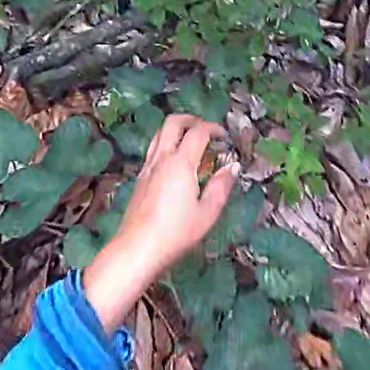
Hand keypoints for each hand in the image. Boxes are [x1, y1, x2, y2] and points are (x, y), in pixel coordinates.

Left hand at [81, 114, 238, 328]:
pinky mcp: (140, 178)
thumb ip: (220, 187)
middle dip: (191, 119)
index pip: (198, 132)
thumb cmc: (176, 233)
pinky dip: (165, 144)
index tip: (224, 136)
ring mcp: (148, 167)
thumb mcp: (207, 214)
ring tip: (189, 140)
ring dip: (175, 129)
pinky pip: (153, 149)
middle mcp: (162, 158)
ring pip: (159, 133)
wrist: (137, 249)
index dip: (213, 128)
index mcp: (181, 162)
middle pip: (173, 123)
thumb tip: (232, 166)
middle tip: (205, 128)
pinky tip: (173, 163)